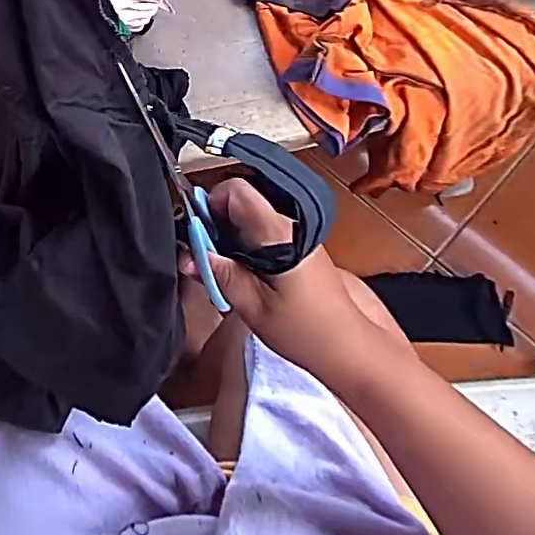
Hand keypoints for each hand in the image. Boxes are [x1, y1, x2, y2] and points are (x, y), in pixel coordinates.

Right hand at [191, 179, 406, 390]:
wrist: (346, 345)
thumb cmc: (304, 331)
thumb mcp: (252, 307)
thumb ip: (219, 274)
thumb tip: (188, 253)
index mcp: (278, 231)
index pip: (236, 189)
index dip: (211, 205)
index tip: (199, 235)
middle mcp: (289, 223)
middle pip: (241, 199)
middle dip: (216, 222)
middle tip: (207, 257)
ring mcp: (295, 231)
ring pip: (250, 214)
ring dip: (230, 234)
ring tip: (225, 269)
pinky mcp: (298, 243)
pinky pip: (262, 228)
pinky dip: (245, 242)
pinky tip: (243, 271)